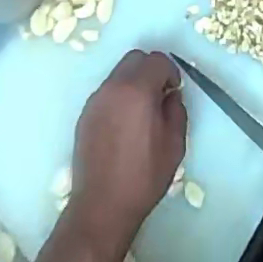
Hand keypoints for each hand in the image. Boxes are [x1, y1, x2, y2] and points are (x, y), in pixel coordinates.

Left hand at [63, 50, 187, 252]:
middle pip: (135, 58)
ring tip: (142, 112)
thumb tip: (171, 95)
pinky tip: (125, 124)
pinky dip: (120, 95)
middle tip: (160, 96)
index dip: (170, 71)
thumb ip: (176, 111)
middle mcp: (113, 86)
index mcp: (137, 90)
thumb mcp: (174, 145)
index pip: (157, 60)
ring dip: (134, 81)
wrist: (103, 202)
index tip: (173, 91)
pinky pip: (107, 91)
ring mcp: (96, 97)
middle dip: (151, 70)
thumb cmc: (143, 176)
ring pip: (119, 73)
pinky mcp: (86, 111)